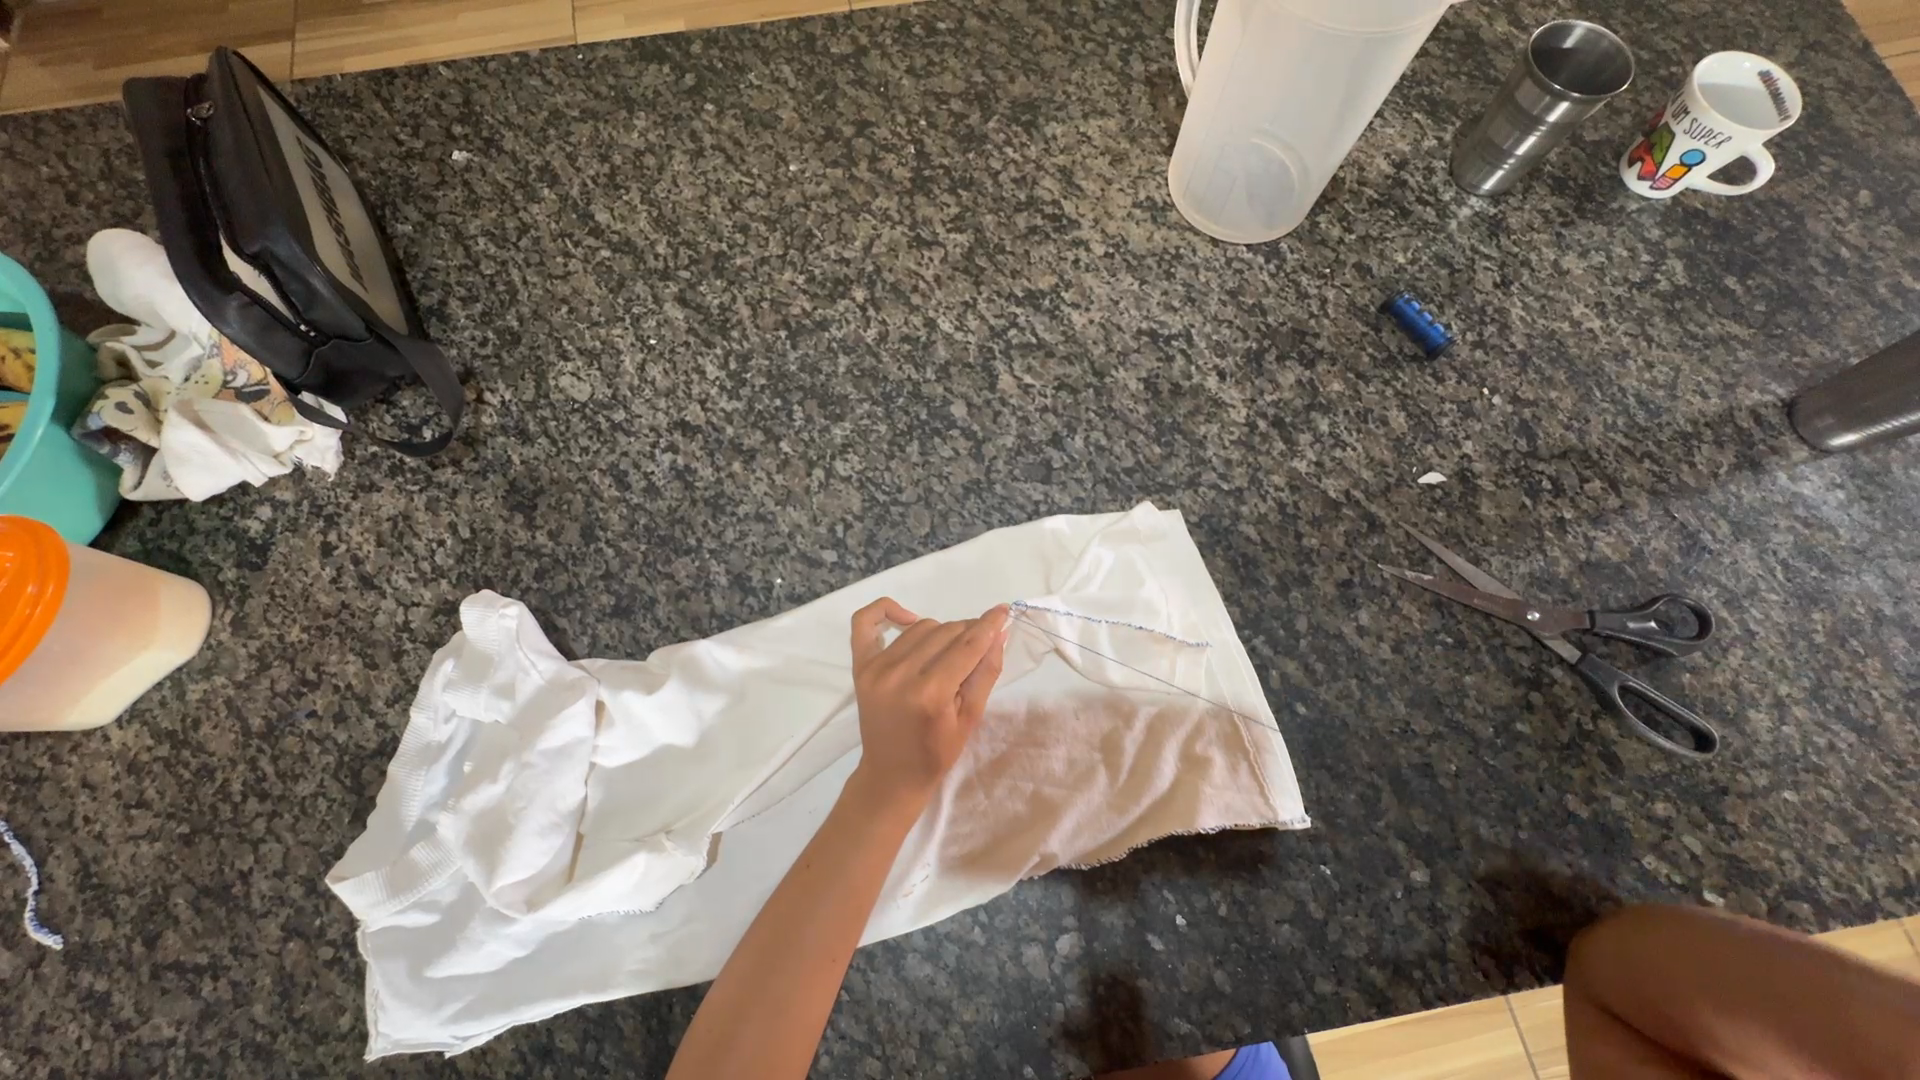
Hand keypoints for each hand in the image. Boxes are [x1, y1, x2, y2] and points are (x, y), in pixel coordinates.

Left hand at [847, 598, 1009, 811]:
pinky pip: (864, 622)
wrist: (892, 774)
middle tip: (979, 644)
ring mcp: (876, 668)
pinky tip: (907, 618)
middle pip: (945, 632)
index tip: (1003, 611)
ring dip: (941, 630)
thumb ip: (985, 672)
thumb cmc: (937, 753)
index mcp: (931, 693)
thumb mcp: (971, 717)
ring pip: (920, 628)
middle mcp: (901, 674)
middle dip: (969, 632)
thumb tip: (998, 632)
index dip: (988, 625)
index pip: (967, 646)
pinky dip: (885, 610)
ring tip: (950, 650)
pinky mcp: (860, 666)